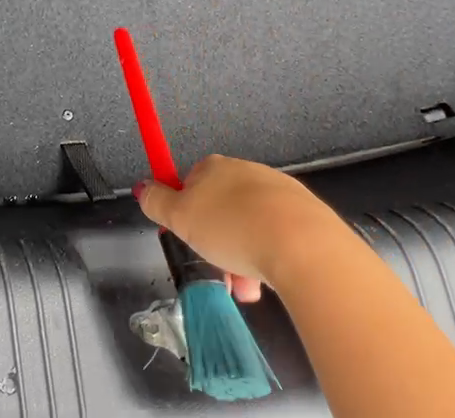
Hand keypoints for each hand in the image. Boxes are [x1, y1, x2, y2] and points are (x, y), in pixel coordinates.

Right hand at [136, 154, 347, 298]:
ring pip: (253, 226)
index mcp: (215, 166)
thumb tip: (143, 188)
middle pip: (223, 208)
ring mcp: (283, 192)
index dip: (187, 213)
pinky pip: (282, 237)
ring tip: (247, 288)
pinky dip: (273, 257)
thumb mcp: (179, 218)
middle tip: (218, 272)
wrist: (304, 247)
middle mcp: (248, 171)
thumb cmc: (232, 227)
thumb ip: (156, 202)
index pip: (191, 183)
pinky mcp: (311, 217)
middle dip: (218, 242)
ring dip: (244, 256)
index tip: (191, 239)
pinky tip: (273, 280)